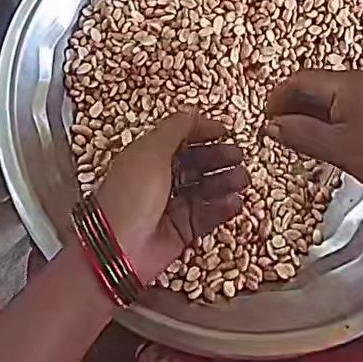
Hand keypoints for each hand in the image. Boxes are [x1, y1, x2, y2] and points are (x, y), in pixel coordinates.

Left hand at [95, 111, 248, 279]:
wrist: (119, 249)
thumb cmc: (132, 194)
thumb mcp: (150, 153)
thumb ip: (175, 129)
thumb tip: (194, 113)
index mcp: (147, 155)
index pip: (178, 138)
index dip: (201, 132)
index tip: (225, 130)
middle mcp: (159, 178)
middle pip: (194, 162)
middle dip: (217, 157)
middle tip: (239, 156)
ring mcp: (170, 205)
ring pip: (204, 188)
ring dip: (224, 181)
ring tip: (244, 179)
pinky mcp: (181, 230)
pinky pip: (206, 215)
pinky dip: (222, 208)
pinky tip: (236, 201)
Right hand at [264, 70, 362, 210]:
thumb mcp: (338, 149)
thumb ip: (300, 134)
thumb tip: (271, 125)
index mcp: (348, 83)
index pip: (298, 80)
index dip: (277, 99)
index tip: (265, 121)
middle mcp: (360, 81)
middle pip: (313, 86)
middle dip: (291, 107)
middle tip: (276, 131)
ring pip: (329, 98)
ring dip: (308, 115)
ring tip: (295, 139)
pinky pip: (345, 107)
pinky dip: (328, 121)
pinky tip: (323, 140)